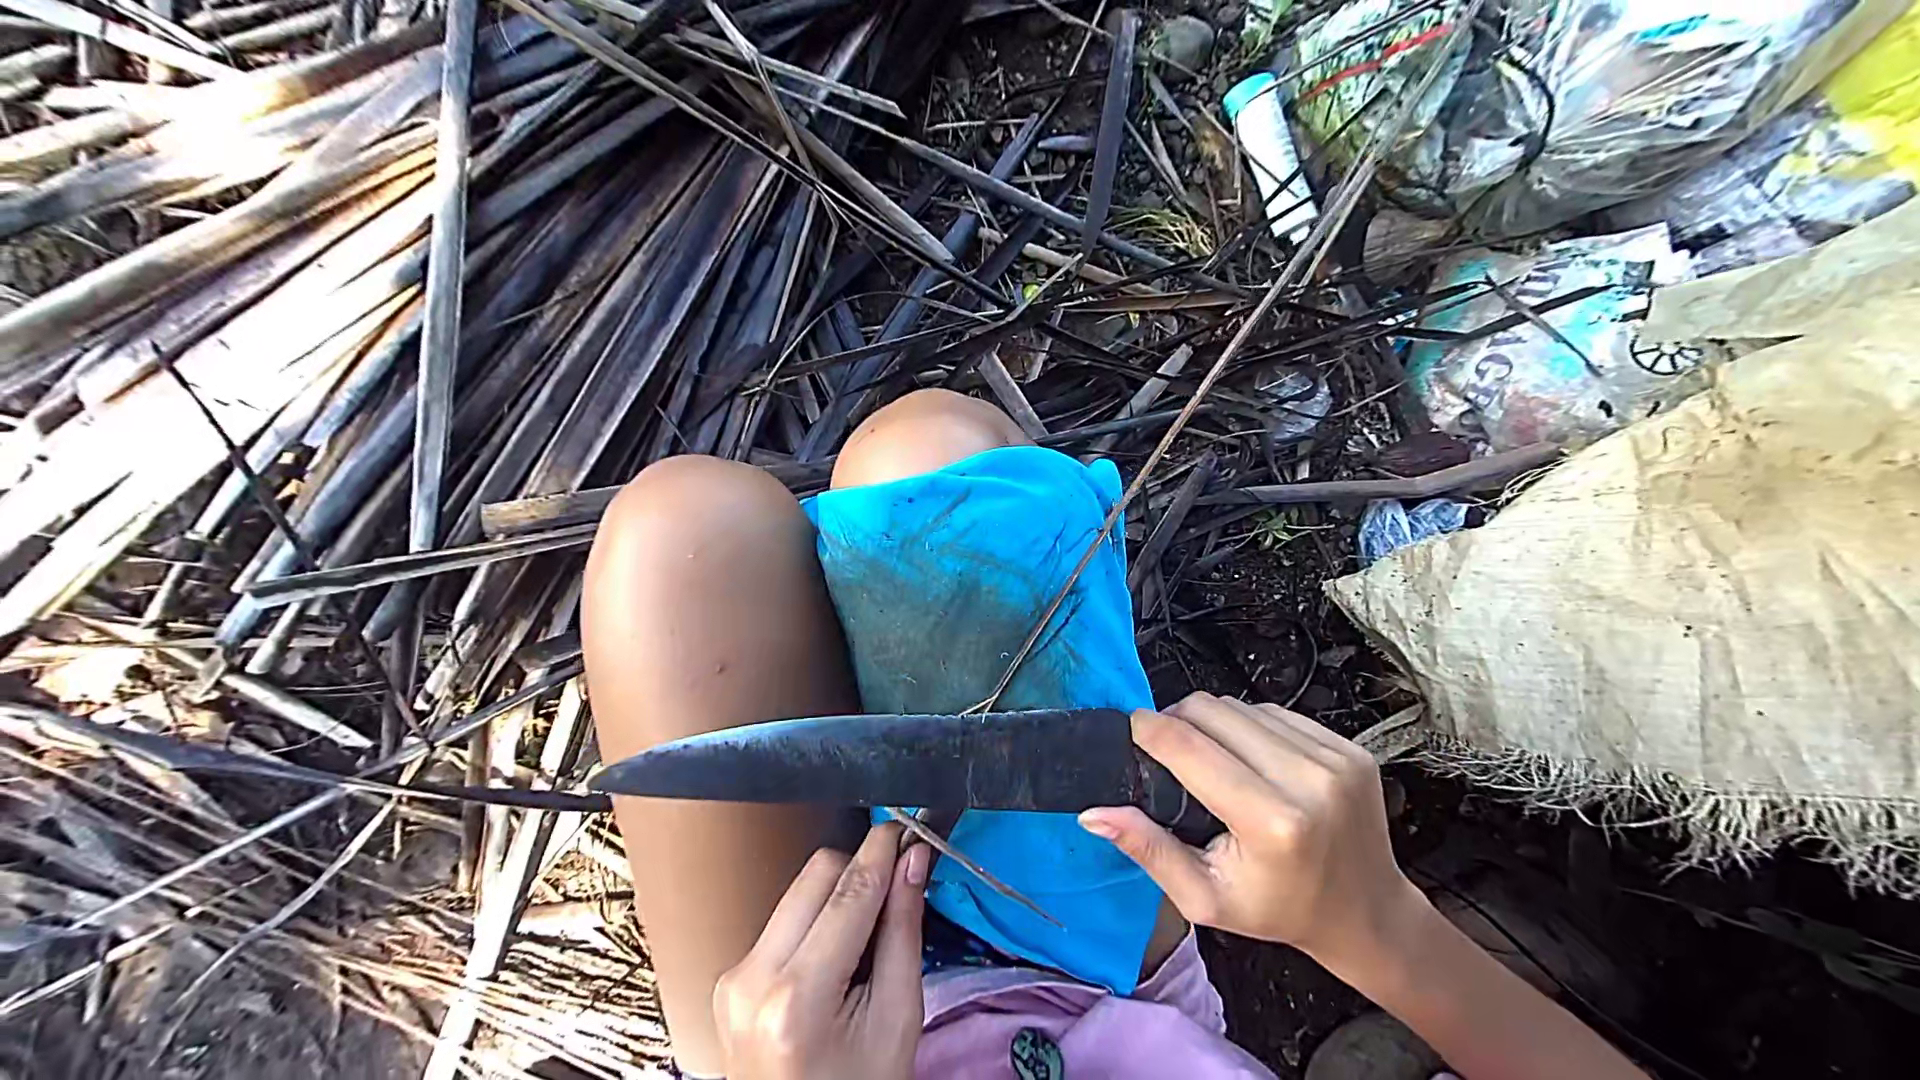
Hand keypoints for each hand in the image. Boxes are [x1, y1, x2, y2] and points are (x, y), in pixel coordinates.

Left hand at [713, 823, 930, 1079]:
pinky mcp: (731, 977)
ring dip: (838, 893)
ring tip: (864, 938)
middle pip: (818, 873)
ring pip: (799, 888)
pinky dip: (816, 918)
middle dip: (861, 870)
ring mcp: (734, 978)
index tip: (908, 830)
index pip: (850, 891)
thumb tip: (913, 860)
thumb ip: (903, 930)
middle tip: (895, 891)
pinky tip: (835, 955)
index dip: (884, 850)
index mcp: (798, 997)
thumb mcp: (897, 1019)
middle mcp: (753, 978)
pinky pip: (783, 917)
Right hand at [1079, 692, 1421, 968]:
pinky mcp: (1348, 747)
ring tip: (1209, 756)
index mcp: (1272, 823)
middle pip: (1210, 710)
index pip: (1188, 746)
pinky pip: (1273, 710)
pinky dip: (1247, 724)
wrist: (1367, 914)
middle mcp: (1309, 780)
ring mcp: (1334, 758)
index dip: (1147, 728)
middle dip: (1175, 720)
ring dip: (1212, 721)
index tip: (1129, 730)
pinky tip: (1247, 755)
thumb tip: (1093, 813)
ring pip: (1239, 704)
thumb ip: (1147, 850)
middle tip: (1167, 749)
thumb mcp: (1203, 897)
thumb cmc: (1279, 910)